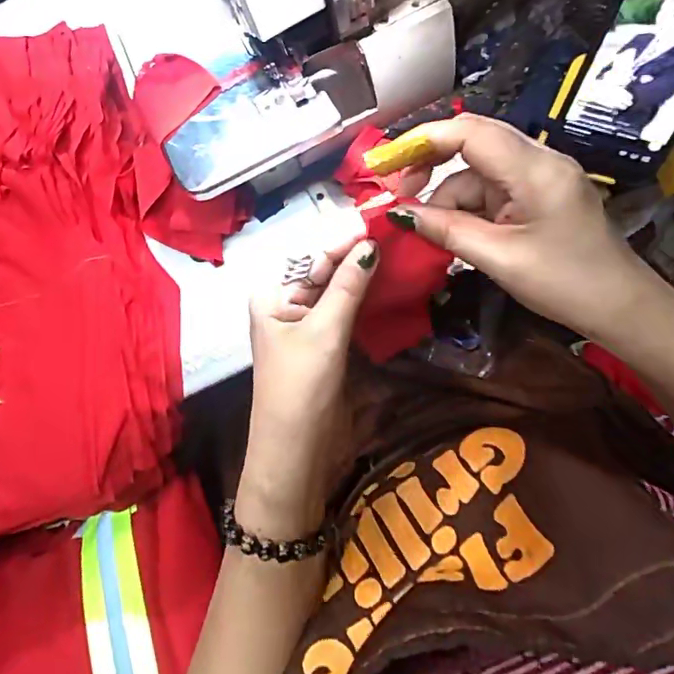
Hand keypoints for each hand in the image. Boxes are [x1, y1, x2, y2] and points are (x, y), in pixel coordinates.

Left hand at [239, 236, 377, 535]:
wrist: (296, 450)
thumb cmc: (301, 386)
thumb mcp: (324, 332)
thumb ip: (347, 287)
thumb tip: (368, 245)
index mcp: (272, 296)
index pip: (310, 257)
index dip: (343, 240)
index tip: (379, 223)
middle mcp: (285, 305)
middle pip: (324, 272)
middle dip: (357, 257)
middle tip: (398, 236)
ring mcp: (306, 326)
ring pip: (338, 292)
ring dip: (365, 278)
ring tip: (401, 255)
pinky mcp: (325, 345)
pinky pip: (346, 314)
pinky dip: (366, 301)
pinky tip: (390, 287)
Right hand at [387, 114, 667, 339]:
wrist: (623, 309)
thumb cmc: (566, 283)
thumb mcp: (498, 258)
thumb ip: (446, 230)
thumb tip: (399, 213)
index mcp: (534, 169)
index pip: (468, 132)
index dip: (421, 141)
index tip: (385, 164)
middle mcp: (538, 161)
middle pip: (470, 141)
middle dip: (428, 163)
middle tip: (397, 192)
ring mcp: (538, 176)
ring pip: (474, 171)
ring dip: (447, 198)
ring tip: (431, 234)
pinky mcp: (537, 194)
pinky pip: (488, 189)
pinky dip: (465, 208)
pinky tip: (455, 234)